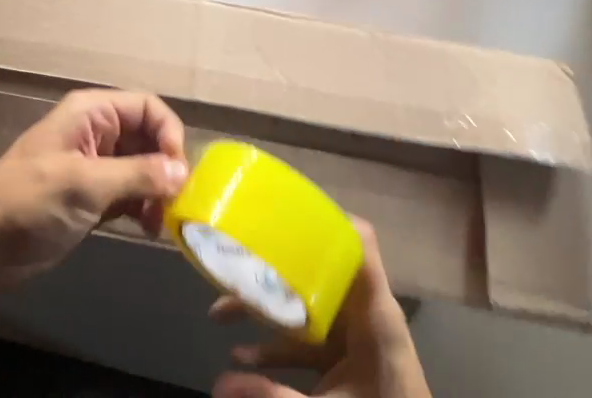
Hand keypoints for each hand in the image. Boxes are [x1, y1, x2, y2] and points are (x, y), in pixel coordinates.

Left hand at [0, 89, 188, 287]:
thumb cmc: (29, 202)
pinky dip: (144, 207)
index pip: (147, 107)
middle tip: (177, 203)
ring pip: (143, 167)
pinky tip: (148, 229)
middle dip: (166, 167)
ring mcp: (94, 165)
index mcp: (91, 113)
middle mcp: (96, 132)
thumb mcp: (85, 184)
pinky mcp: (91, 196)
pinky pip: (130, 192)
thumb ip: (137, 175)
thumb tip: (182, 172)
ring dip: (157, 191)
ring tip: (161, 223)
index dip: (169, 134)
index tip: (178, 172)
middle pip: (149, 137)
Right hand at [210, 222, 430, 397]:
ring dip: (264, 307)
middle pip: (316, 270)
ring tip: (217, 313)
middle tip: (230, 263)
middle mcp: (364, 314)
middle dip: (271, 266)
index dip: (326, 220)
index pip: (359, 243)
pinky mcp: (344, 359)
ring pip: (303, 305)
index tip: (280, 211)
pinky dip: (274, 343)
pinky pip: (304, 338)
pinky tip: (240, 355)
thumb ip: (271, 394)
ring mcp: (353, 336)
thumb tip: (218, 384)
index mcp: (374, 313)